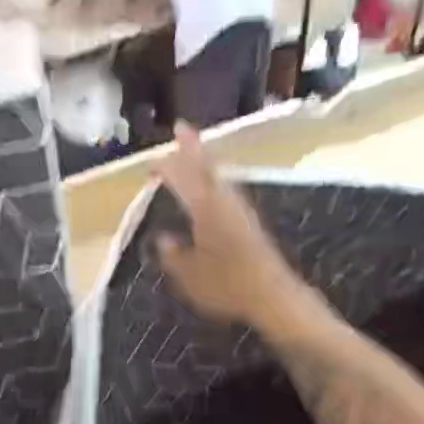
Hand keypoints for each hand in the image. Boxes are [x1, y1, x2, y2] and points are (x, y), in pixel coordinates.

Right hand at [153, 125, 308, 326]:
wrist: (272, 294)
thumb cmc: (227, 285)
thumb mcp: (190, 275)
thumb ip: (173, 256)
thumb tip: (163, 240)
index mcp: (204, 207)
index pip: (181, 177)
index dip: (166, 167)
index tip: (150, 166)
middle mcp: (224, 201)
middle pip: (206, 167)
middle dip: (192, 148)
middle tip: (182, 128)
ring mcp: (242, 212)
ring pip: (220, 179)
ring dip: (207, 165)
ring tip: (197, 154)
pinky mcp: (253, 226)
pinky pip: (229, 194)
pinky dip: (218, 185)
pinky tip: (218, 193)